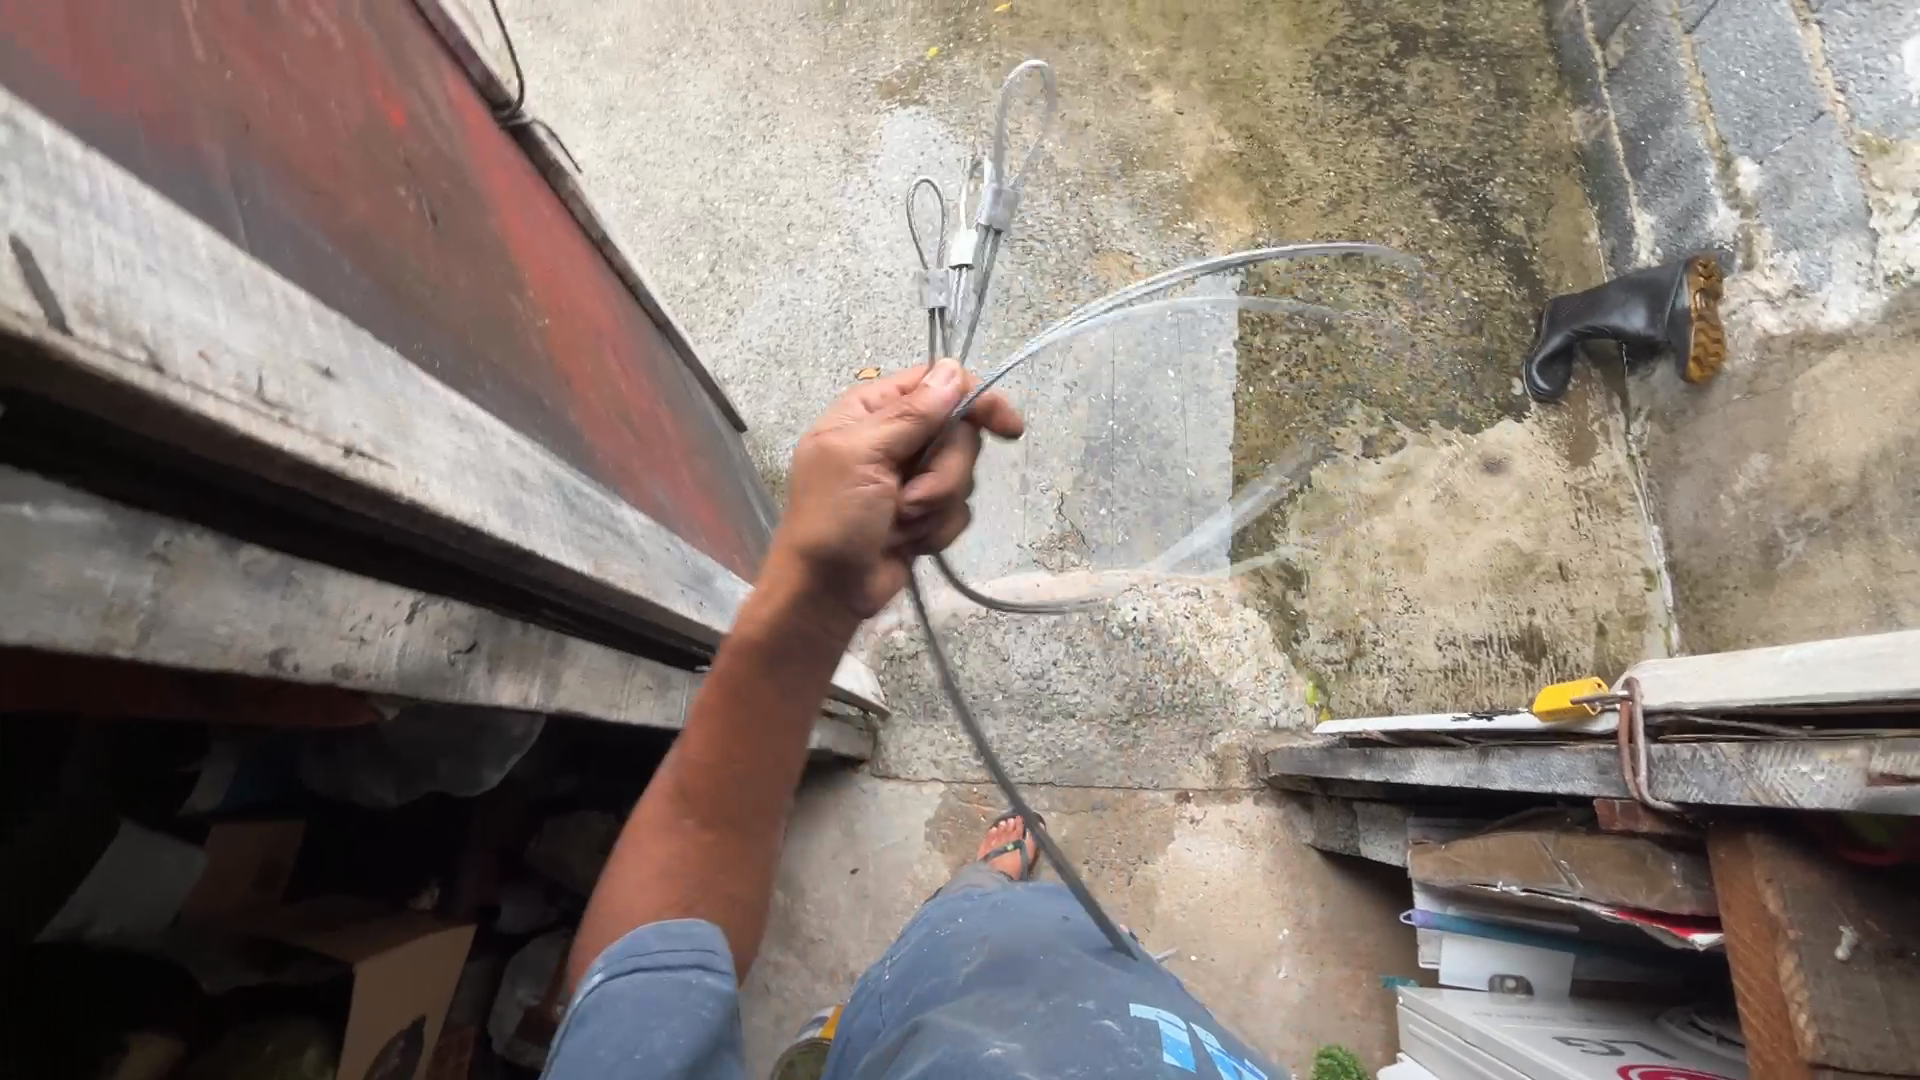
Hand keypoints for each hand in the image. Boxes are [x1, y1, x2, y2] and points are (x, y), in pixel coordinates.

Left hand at [766, 359, 1024, 623]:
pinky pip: (958, 511)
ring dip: (934, 505)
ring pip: (962, 475)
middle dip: (943, 471)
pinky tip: (908, 542)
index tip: (1006, 425)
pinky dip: (936, 531)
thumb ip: (911, 414)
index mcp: (871, 411)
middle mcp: (895, 438)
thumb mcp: (861, 456)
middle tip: (909, 497)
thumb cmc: (832, 517)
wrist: (827, 591)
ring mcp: (912, 478)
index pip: (936, 384)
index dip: (975, 400)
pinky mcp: (925, 514)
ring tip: (899, 522)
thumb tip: (953, 370)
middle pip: (958, 433)